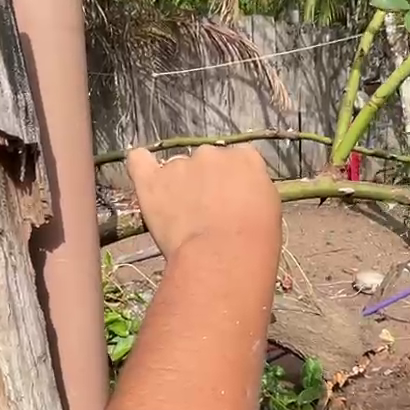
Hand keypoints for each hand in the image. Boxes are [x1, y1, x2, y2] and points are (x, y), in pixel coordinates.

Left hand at [126, 145, 279, 261]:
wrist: (222, 256)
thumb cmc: (255, 240)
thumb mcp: (270, 207)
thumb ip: (252, 188)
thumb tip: (239, 191)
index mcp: (246, 158)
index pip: (239, 158)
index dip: (235, 179)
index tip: (233, 197)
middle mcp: (212, 153)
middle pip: (207, 160)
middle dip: (207, 181)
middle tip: (209, 212)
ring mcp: (179, 164)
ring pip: (177, 169)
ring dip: (180, 186)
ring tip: (184, 219)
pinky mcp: (151, 180)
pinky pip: (139, 161)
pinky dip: (141, 165)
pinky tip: (146, 174)